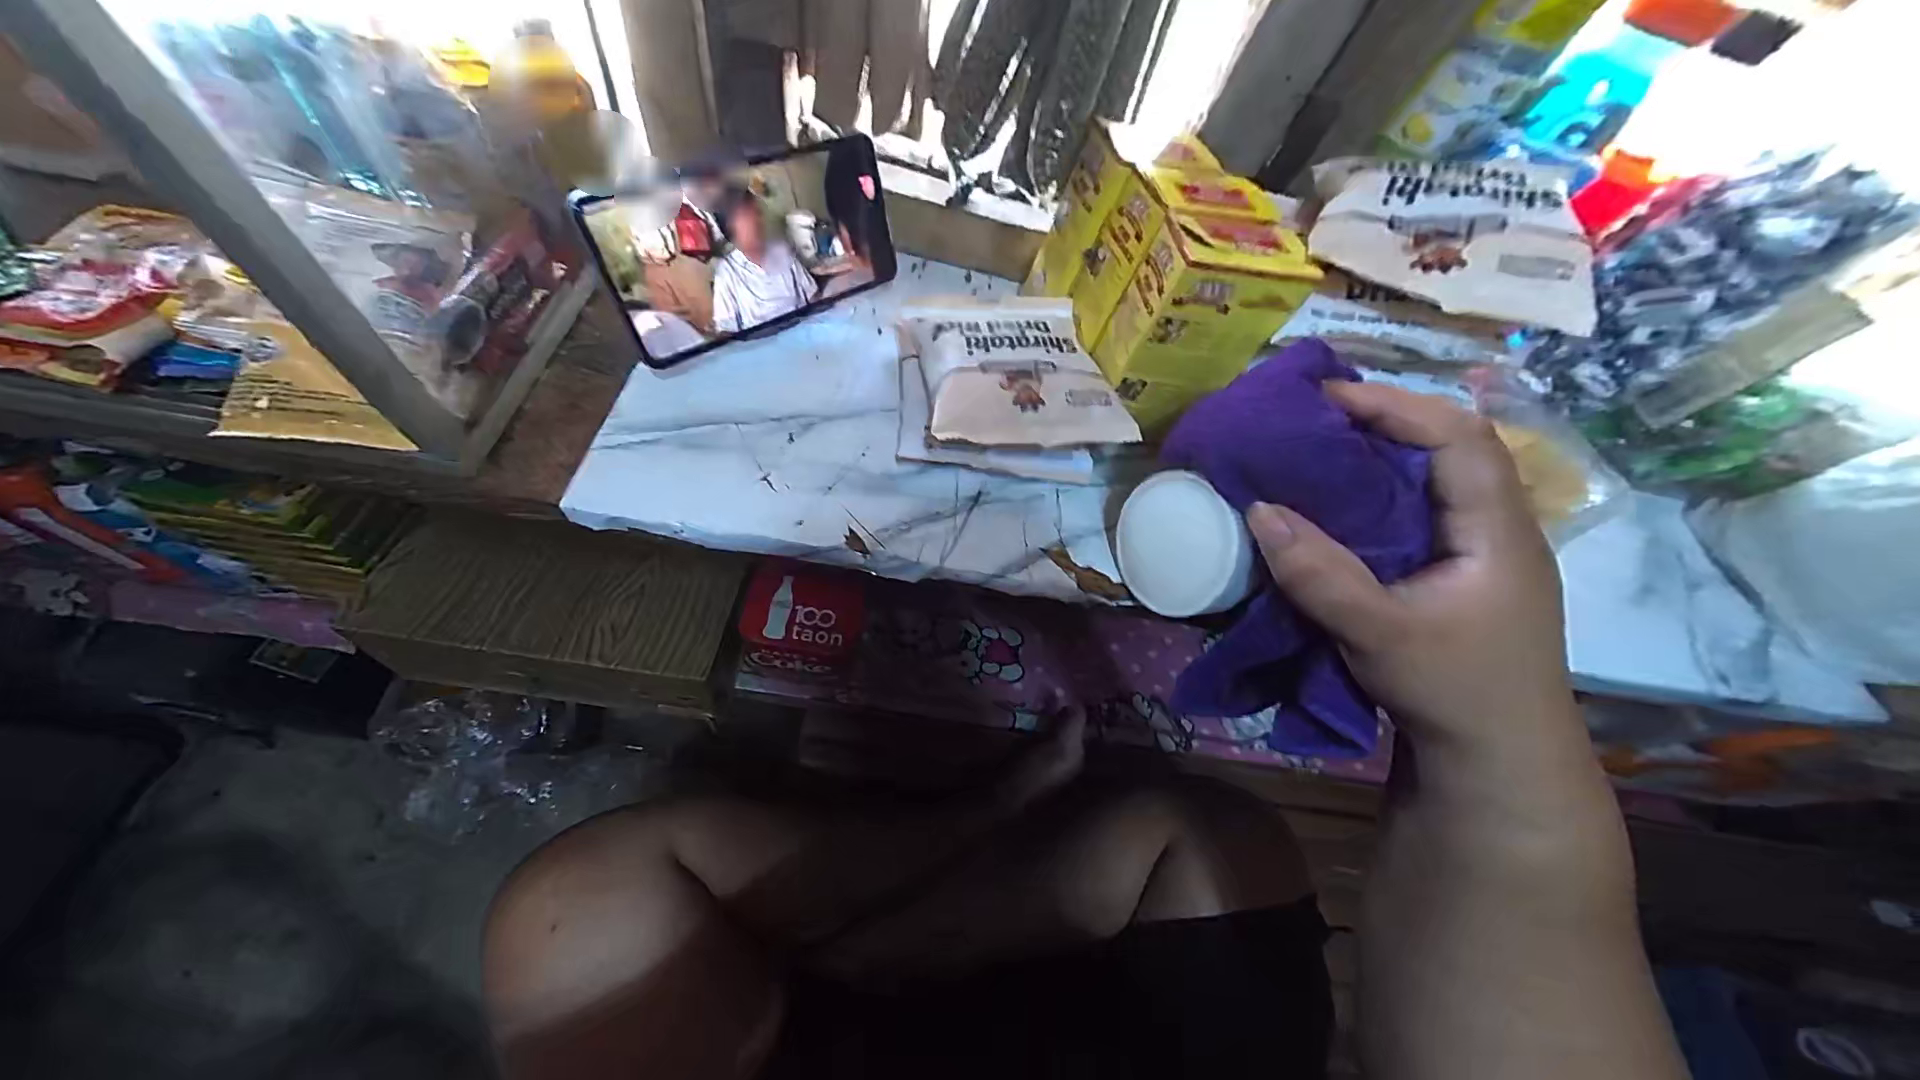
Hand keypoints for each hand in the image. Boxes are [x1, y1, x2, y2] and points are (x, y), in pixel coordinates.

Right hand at [1246, 382, 1573, 745]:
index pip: (1459, 436)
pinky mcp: (1453, 573)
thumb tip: (1258, 510)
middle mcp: (1494, 526)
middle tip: (1312, 420)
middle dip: (1380, 422)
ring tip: (1314, 452)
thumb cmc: (1454, 691)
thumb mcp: (1380, 634)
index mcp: (1497, 529)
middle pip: (1446, 447)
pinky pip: (1413, 513)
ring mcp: (1476, 550)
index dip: (1397, 405)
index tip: (1328, 399)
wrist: (1497, 758)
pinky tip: (1332, 508)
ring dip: (1375, 459)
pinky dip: (1372, 497)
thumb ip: (1319, 575)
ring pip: (1429, 480)